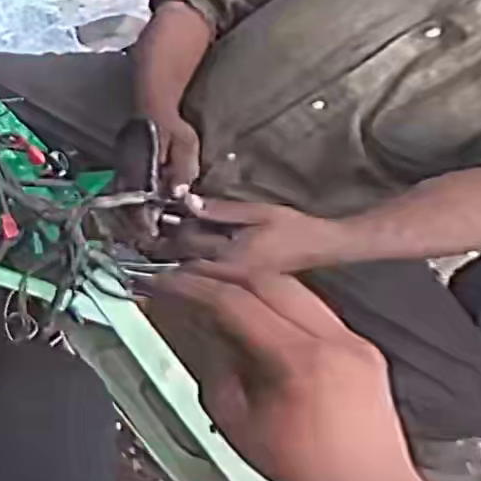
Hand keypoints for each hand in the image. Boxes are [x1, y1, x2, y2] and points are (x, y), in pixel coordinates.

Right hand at [111, 116, 200, 244]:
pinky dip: (128, 208)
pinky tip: (138, 217)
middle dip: (133, 225)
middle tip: (147, 241)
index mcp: (137, 167)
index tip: (152, 234)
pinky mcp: (120, 171)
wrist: (150, 106)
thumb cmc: (171, 124)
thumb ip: (183, 169)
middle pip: (123, 204)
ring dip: (129, 219)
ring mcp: (118, 171)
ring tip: (142, 234)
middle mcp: (122, 171)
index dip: (143, 219)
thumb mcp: (185, 144)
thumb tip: (178, 194)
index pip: (137, 200)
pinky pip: (121, 194)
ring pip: (119, 201)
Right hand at [148, 264, 426, 480]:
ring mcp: (354, 342)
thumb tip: (192, 322)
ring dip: (243, 280)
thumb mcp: (233, 414)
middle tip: (179, 276)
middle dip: (216, 273)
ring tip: (208, 285)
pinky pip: (308, 306)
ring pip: (290, 287)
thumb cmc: (298, 466)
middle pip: (265, 281)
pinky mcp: (360, 349)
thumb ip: (212, 359)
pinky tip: (245, 307)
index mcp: (300, 359)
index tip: (160, 284)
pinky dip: (270, 298)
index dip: (189, 287)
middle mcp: (335, 341)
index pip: (233, 301)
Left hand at [157, 198, 352, 273]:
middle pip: (184, 259)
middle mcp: (228, 271)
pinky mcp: (237, 278)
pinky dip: (193, 258)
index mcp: (231, 256)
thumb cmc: (296, 227)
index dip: (171, 232)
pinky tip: (191, 246)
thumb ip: (222, 210)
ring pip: (192, 266)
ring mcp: (232, 277)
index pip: (187, 245)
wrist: (327, 246)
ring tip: (168, 238)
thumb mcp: (259, 212)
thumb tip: (188, 202)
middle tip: (153, 232)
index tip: (158, 221)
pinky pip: (205, 269)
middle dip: (169, 245)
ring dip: (179, 253)